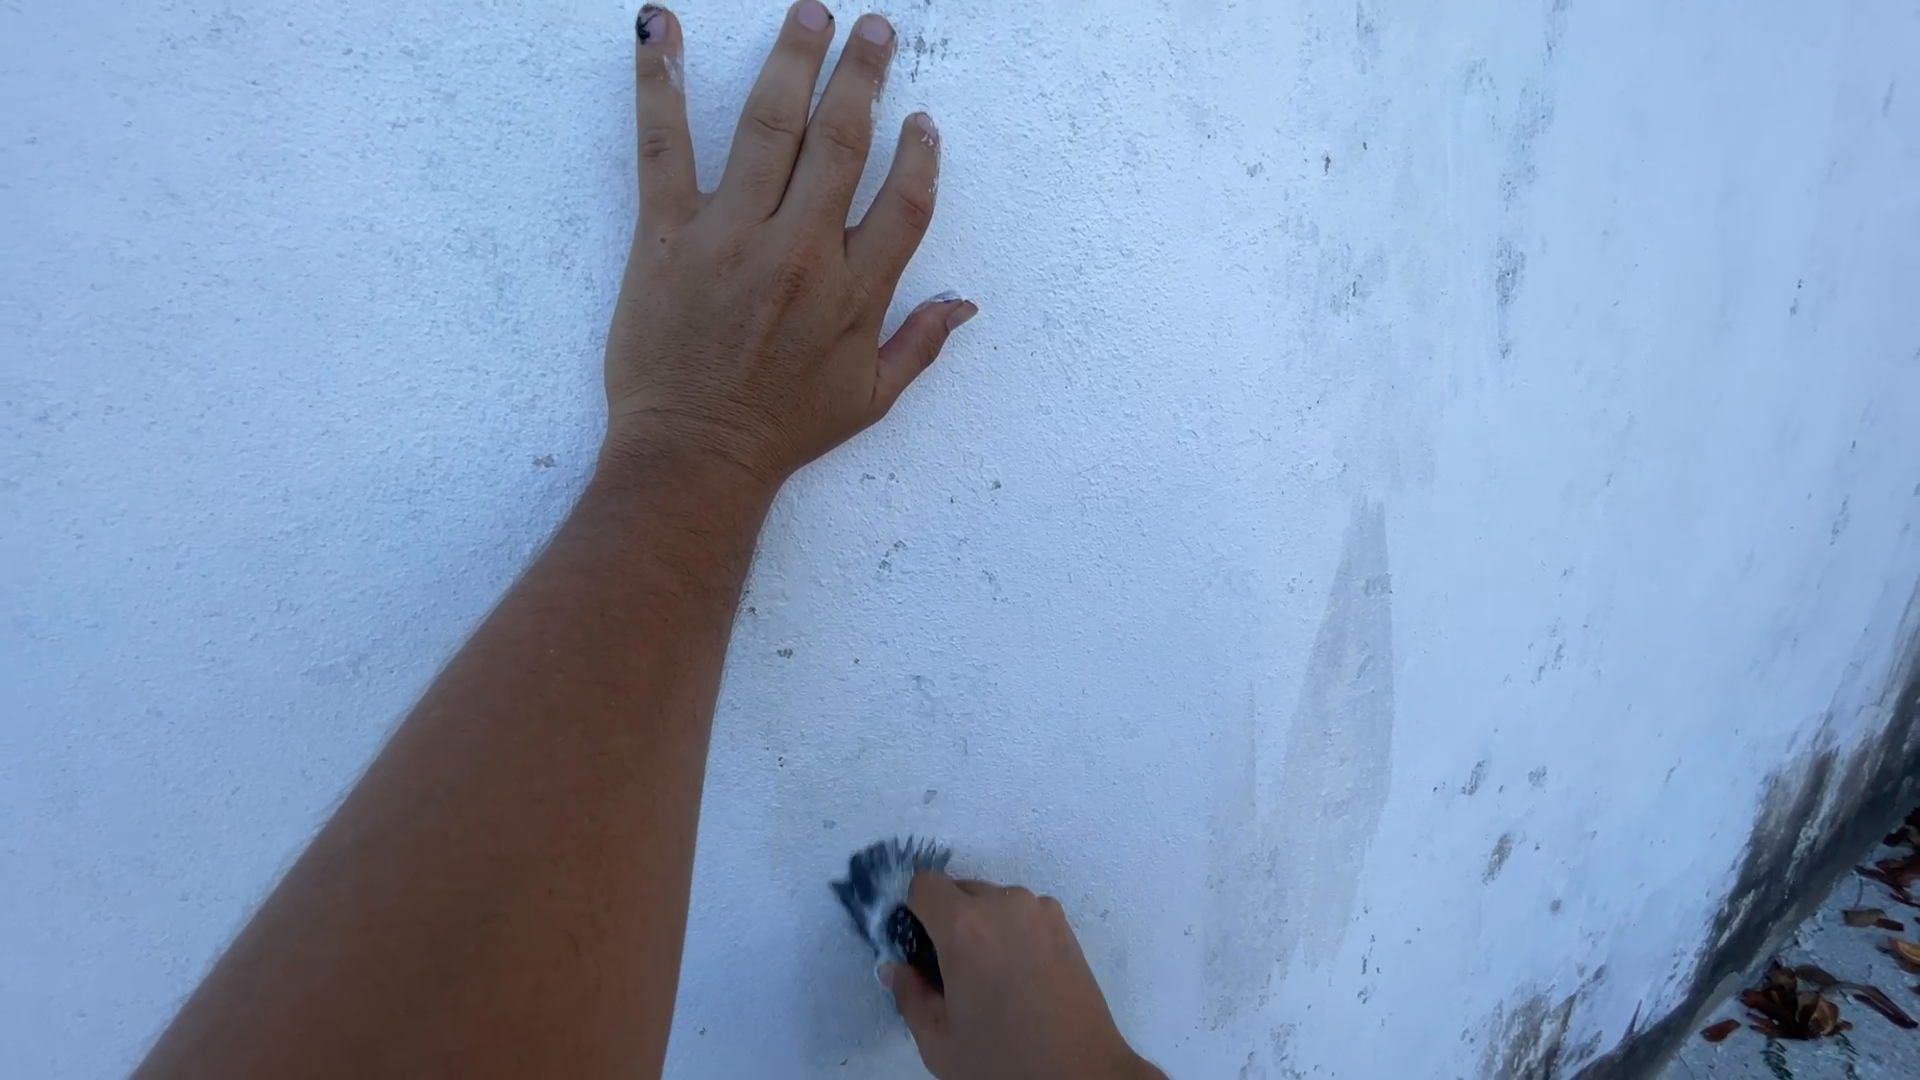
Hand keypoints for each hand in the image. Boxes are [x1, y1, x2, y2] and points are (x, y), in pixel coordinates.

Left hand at [604, 2, 975, 491]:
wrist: (697, 453)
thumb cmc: (784, 431)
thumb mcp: (870, 400)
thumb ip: (921, 346)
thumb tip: (964, 304)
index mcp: (855, 296)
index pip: (905, 203)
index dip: (919, 155)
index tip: (920, 123)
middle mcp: (801, 256)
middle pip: (843, 144)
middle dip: (863, 76)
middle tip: (874, 28)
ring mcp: (733, 239)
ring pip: (769, 127)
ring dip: (793, 59)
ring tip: (812, 12)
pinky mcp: (669, 236)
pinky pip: (663, 145)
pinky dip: (658, 81)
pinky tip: (658, 27)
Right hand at [892, 875, 1164, 1079]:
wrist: (1081, 1075)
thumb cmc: (1003, 1062)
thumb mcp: (940, 1043)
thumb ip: (910, 995)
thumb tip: (895, 967)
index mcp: (964, 926)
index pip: (923, 884)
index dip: (913, 910)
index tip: (918, 944)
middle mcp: (1001, 902)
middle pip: (958, 890)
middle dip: (948, 921)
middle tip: (954, 972)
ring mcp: (1036, 907)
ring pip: (991, 900)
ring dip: (982, 924)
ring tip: (993, 976)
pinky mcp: (1061, 920)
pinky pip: (1021, 911)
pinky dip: (1012, 929)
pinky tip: (1022, 974)